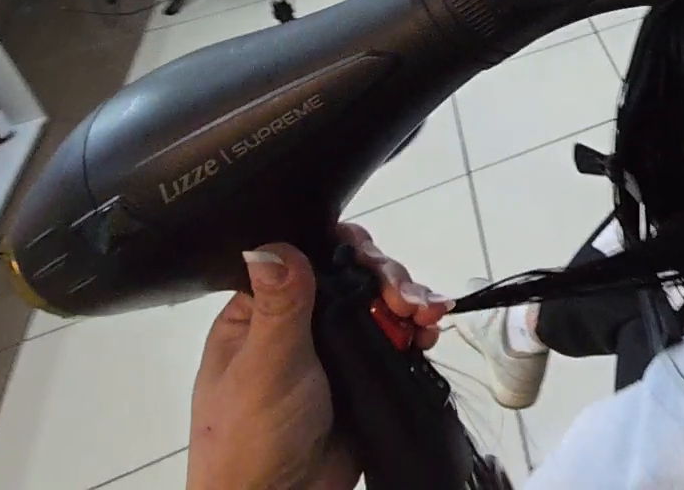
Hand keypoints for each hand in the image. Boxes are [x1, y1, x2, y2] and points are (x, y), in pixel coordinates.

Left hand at [186, 227, 454, 489]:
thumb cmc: (254, 439)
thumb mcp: (266, 367)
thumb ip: (278, 305)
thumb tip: (267, 244)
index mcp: (264, 313)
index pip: (313, 257)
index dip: (349, 251)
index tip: (372, 263)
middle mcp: (302, 320)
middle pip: (358, 274)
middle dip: (391, 279)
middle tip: (406, 302)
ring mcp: (337, 342)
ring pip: (384, 297)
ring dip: (413, 298)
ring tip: (428, 316)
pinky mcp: (367, 364)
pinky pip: (400, 328)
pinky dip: (421, 324)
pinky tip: (430, 330)